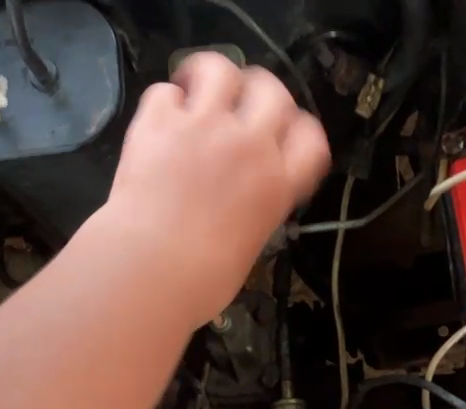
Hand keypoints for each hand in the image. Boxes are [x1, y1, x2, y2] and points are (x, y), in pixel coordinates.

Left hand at [89, 52, 330, 330]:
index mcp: (278, 186)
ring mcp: (204, 126)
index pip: (311, 139)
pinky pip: (165, 91)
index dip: (299, 130)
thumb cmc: (203, 282)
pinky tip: (159, 122)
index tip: (284, 135)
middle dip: (259, 93)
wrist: (153, 269)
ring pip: (221, 69)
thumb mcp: (248, 247)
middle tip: (239, 106)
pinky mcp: (160, 120)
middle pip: (272, 91)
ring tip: (195, 92)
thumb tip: (240, 203)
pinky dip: (164, 102)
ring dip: (210, 76)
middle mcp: (250, 145)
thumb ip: (253, 210)